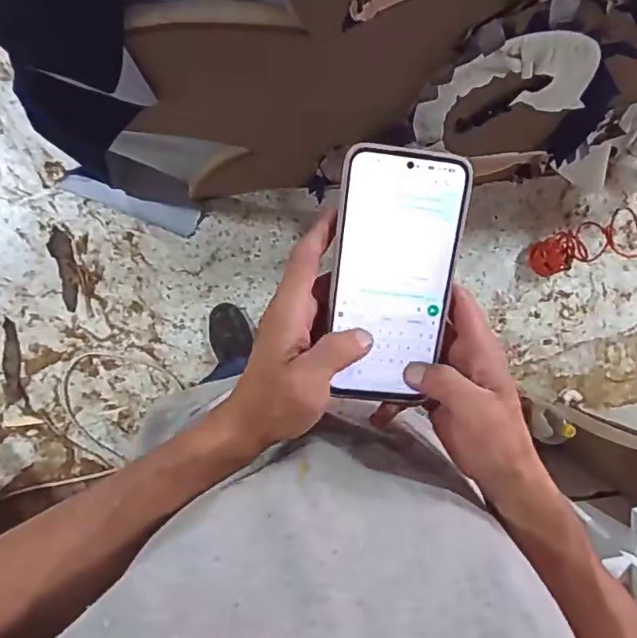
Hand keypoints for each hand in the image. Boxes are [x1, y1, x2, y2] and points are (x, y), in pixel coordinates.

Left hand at [211, 204, 373, 456]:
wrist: (248, 427)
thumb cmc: (273, 403)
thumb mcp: (308, 380)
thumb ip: (336, 353)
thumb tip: (364, 333)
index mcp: (289, 311)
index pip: (304, 260)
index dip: (321, 232)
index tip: (340, 210)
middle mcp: (291, 313)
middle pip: (319, 275)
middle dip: (347, 259)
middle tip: (383, 250)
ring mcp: (295, 329)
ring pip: (326, 299)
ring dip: (352, 291)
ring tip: (388, 285)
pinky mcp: (301, 345)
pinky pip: (328, 320)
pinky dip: (349, 316)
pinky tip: (374, 324)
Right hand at [373, 285, 555, 513]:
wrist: (502, 475)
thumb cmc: (497, 439)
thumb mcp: (473, 405)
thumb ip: (443, 380)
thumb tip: (411, 367)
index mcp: (480, 350)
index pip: (462, 305)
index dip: (441, 287)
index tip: (410, 277)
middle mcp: (464, 357)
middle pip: (434, 327)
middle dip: (407, 319)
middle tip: (373, 309)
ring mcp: (451, 377)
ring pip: (420, 355)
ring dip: (397, 356)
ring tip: (367, 351)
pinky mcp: (439, 397)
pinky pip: (413, 385)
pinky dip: (396, 393)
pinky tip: (378, 406)